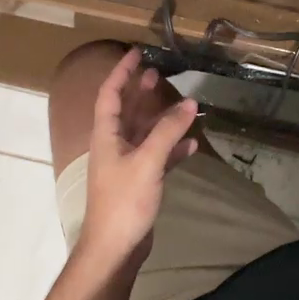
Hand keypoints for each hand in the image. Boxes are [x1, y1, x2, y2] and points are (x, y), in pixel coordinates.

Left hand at [78, 48, 200, 270]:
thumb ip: (167, 132)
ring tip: (182, 103)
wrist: (115, 248)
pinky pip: (157, 157)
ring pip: (144, 134)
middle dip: (141, 92)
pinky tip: (192, 143)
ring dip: (162, 119)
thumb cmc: (123, 202)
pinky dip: (173, 148)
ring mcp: (126, 166)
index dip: (121, 72)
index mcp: (106, 136)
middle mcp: (114, 146)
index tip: (134, 52)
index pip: (110, 95)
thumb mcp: (147, 162)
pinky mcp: (140, 183)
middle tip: (157, 73)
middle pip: (127, 111)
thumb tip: (189, 102)